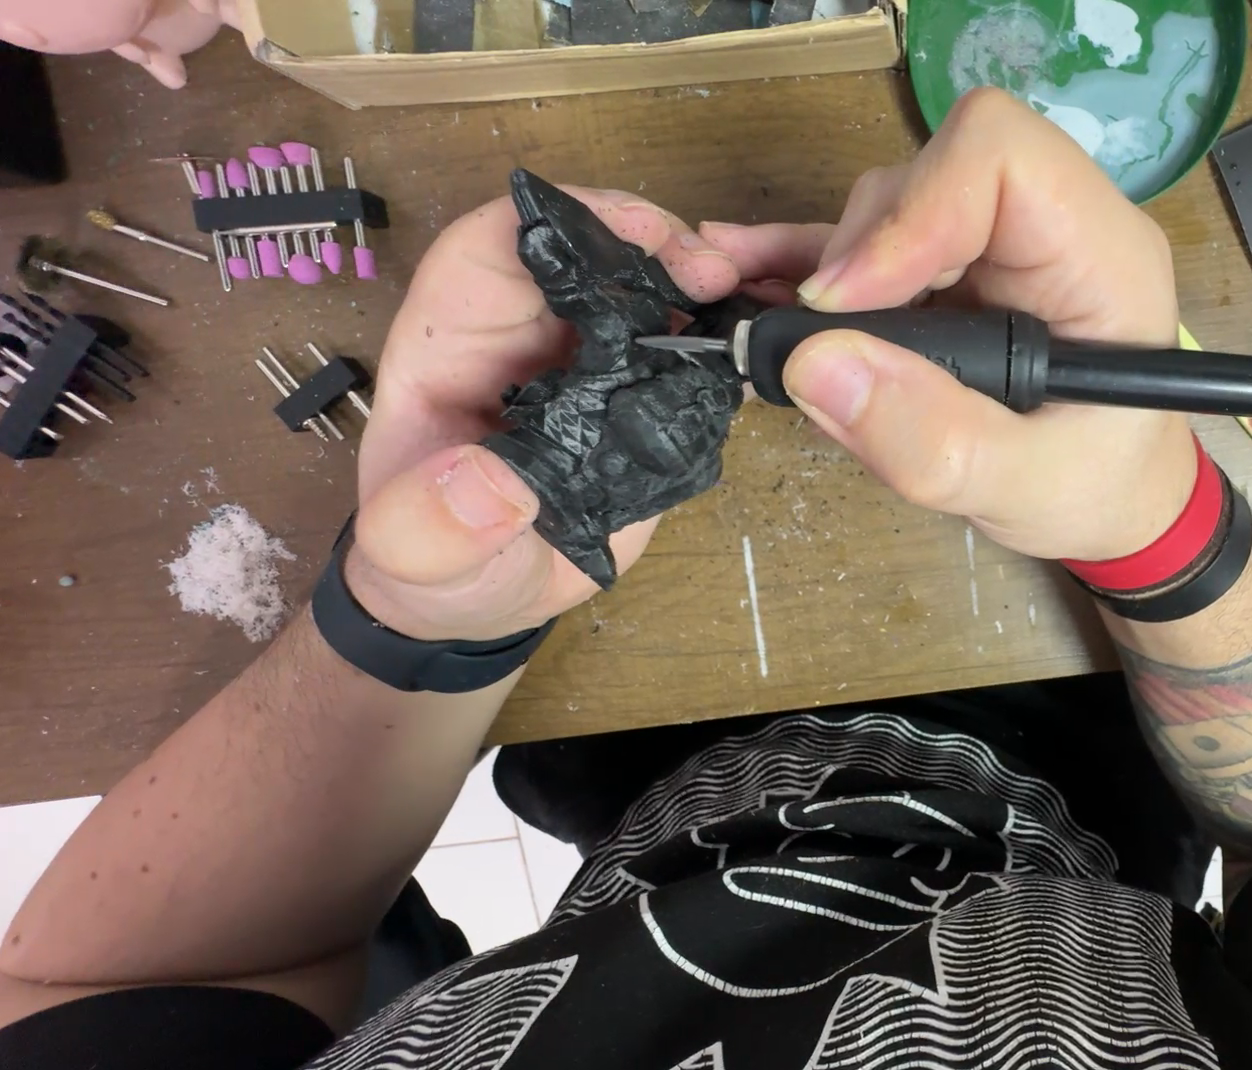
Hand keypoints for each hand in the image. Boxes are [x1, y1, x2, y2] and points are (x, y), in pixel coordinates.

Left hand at [347, 187, 741, 642]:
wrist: (489, 595)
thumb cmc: (439, 570)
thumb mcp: (418, 558)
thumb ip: (433, 527)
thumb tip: (490, 481)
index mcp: (457, 352)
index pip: (498, 248)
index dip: (568, 222)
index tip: (645, 234)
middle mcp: (529, 347)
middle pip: (588, 260)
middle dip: (657, 247)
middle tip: (721, 274)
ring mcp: (594, 377)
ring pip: (647, 301)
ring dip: (704, 292)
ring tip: (757, 308)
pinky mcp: (640, 411)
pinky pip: (682, 361)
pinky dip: (724, 347)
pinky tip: (763, 350)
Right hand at [700, 88, 1195, 562]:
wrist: (1108, 499)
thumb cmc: (1095, 491)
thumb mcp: (1025, 489)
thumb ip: (936, 441)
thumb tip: (814, 364)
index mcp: (1098, 257)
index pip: (998, 159)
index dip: (910, 214)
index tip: (845, 305)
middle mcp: (1042, 232)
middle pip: (927, 177)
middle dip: (856, 254)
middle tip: (814, 344)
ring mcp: (988, 252)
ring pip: (885, 210)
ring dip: (818, 266)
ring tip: (767, 326)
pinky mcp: (947, 281)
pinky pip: (869, 250)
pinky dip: (805, 266)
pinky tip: (746, 278)